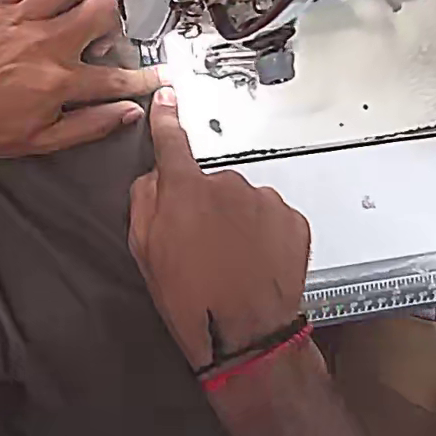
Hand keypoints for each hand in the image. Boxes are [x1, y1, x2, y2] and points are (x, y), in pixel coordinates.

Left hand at [0, 0, 159, 166]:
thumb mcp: (42, 141)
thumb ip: (90, 125)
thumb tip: (127, 113)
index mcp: (58, 82)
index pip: (116, 77)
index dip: (145, 77)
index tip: (159, 74)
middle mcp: (44, 44)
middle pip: (102, 12)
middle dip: (110, 24)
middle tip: (96, 40)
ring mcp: (19, 20)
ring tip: (71, 13)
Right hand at [127, 86, 311, 368]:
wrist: (245, 336)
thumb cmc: (191, 299)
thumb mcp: (145, 251)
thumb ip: (144, 202)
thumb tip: (154, 179)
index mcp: (185, 190)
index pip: (171, 141)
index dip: (166, 118)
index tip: (167, 98)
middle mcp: (227, 185)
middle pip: (209, 181)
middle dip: (204, 204)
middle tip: (201, 245)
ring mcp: (264, 200)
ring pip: (241, 199)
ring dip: (235, 220)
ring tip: (230, 260)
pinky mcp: (292, 219)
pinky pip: (269, 214)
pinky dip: (261, 232)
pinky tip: (253, 260)